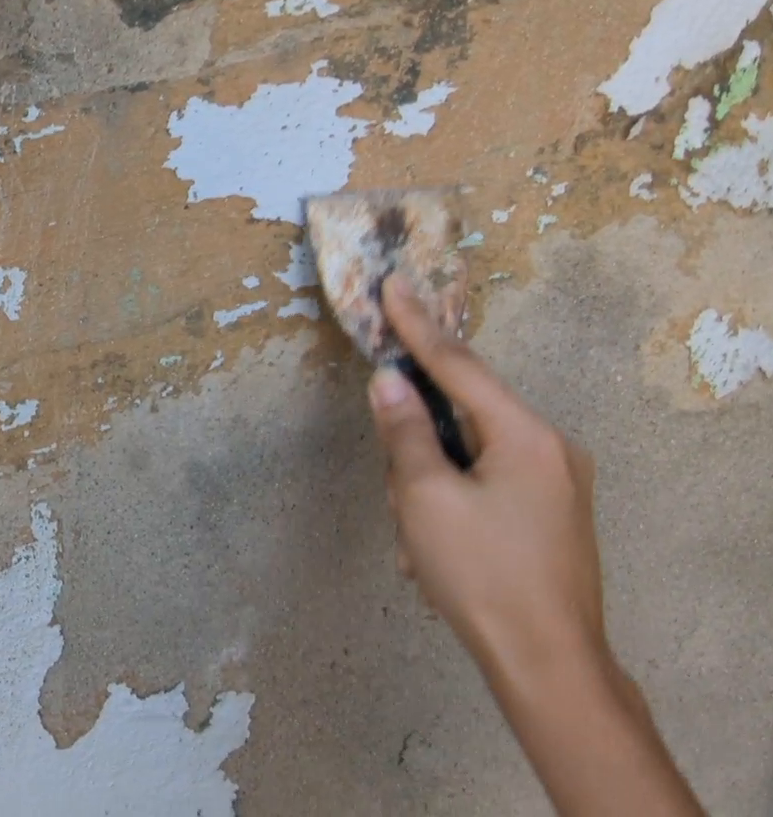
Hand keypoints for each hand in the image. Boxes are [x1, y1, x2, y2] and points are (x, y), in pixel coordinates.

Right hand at [368, 275, 610, 679]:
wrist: (545, 658)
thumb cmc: (480, 570)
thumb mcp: (424, 496)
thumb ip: (404, 432)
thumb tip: (388, 382)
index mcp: (525, 437)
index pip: (458, 366)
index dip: (417, 326)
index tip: (394, 285)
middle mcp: (549, 449)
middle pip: (458, 415)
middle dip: (414, 445)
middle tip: (399, 495)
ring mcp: (553, 482)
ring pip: (463, 451)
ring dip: (426, 482)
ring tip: (420, 537)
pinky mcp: (546, 509)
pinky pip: (478, 479)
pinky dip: (445, 499)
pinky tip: (437, 546)